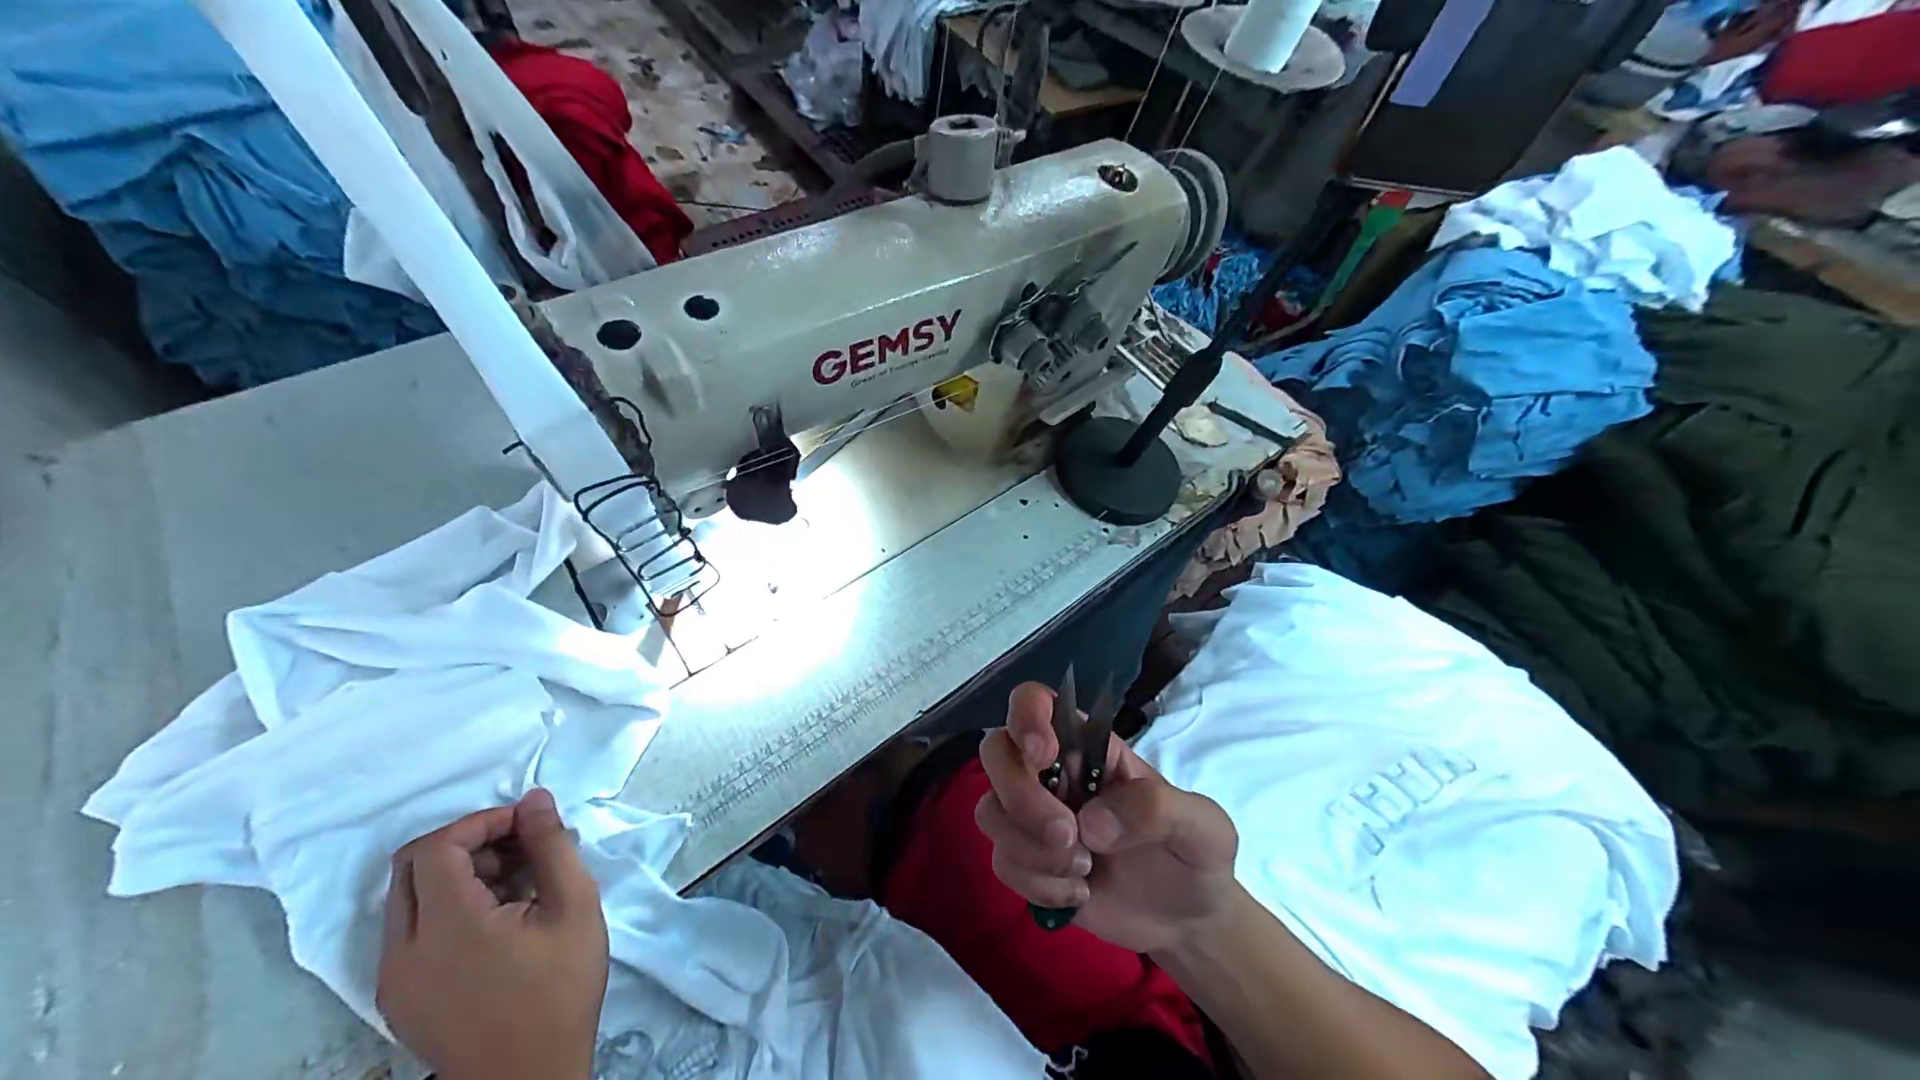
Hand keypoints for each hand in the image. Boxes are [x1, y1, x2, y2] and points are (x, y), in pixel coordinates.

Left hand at [377, 788, 608, 1079]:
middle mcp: (402, 951)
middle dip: (467, 843)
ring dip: (457, 874)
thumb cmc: (561, 988)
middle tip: (520, 851)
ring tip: (515, 886)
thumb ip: (552, 846)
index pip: (437, 846)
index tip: (525, 826)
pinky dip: (446, 907)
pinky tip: (496, 921)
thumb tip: (534, 799)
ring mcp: (393, 978)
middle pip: (412, 866)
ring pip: (409, 897)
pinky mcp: (398, 997)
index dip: (481, 822)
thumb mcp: (574, 906)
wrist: (529, 1077)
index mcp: (446, 927)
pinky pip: (409, 931)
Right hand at [975, 683, 1238, 953]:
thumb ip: (1157, 810)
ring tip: (1084, 870)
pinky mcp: (1027, 861)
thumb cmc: (1194, 857)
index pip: (1034, 701)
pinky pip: (1002, 862)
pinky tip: (1078, 893)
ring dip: (1032, 849)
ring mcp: (1033, 817)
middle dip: (1019, 795)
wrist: (1187, 922)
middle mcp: (1052, 773)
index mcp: (1088, 747)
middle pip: (996, 751)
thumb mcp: (1202, 827)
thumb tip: (1091, 823)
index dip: (1026, 716)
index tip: (1044, 755)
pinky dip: (1039, 885)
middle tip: (1068, 835)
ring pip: (990, 811)